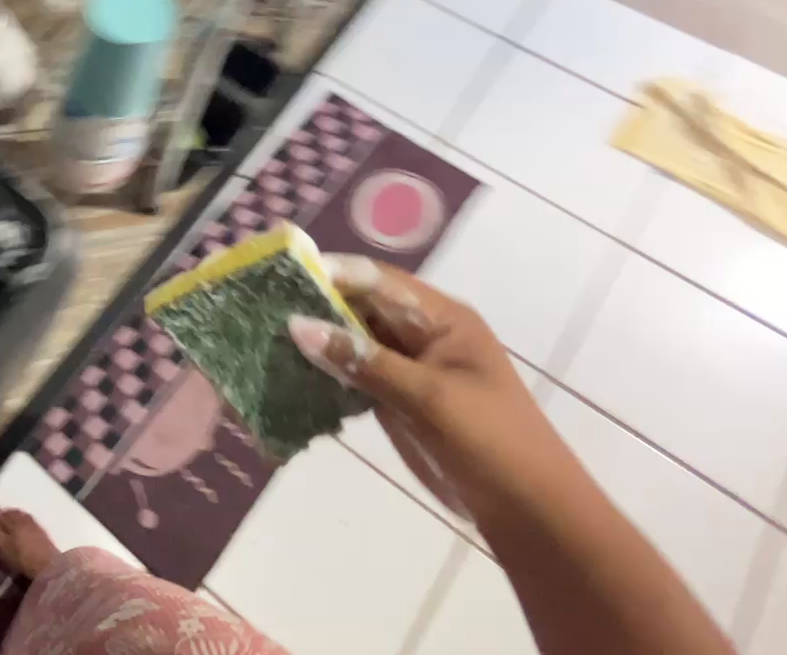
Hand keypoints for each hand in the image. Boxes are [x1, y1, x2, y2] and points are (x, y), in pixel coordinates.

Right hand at [287, 255, 578, 525]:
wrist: (532, 516)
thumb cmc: (493, 443)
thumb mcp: (428, 397)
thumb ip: (361, 359)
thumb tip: (295, 324)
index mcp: (440, 317)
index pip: (374, 278)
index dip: (327, 270)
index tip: (276, 272)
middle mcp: (418, 331)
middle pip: (355, 302)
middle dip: (309, 301)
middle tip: (255, 301)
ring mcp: (403, 363)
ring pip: (346, 335)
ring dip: (309, 335)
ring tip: (258, 330)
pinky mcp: (390, 393)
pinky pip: (346, 369)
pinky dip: (318, 368)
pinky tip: (282, 367)